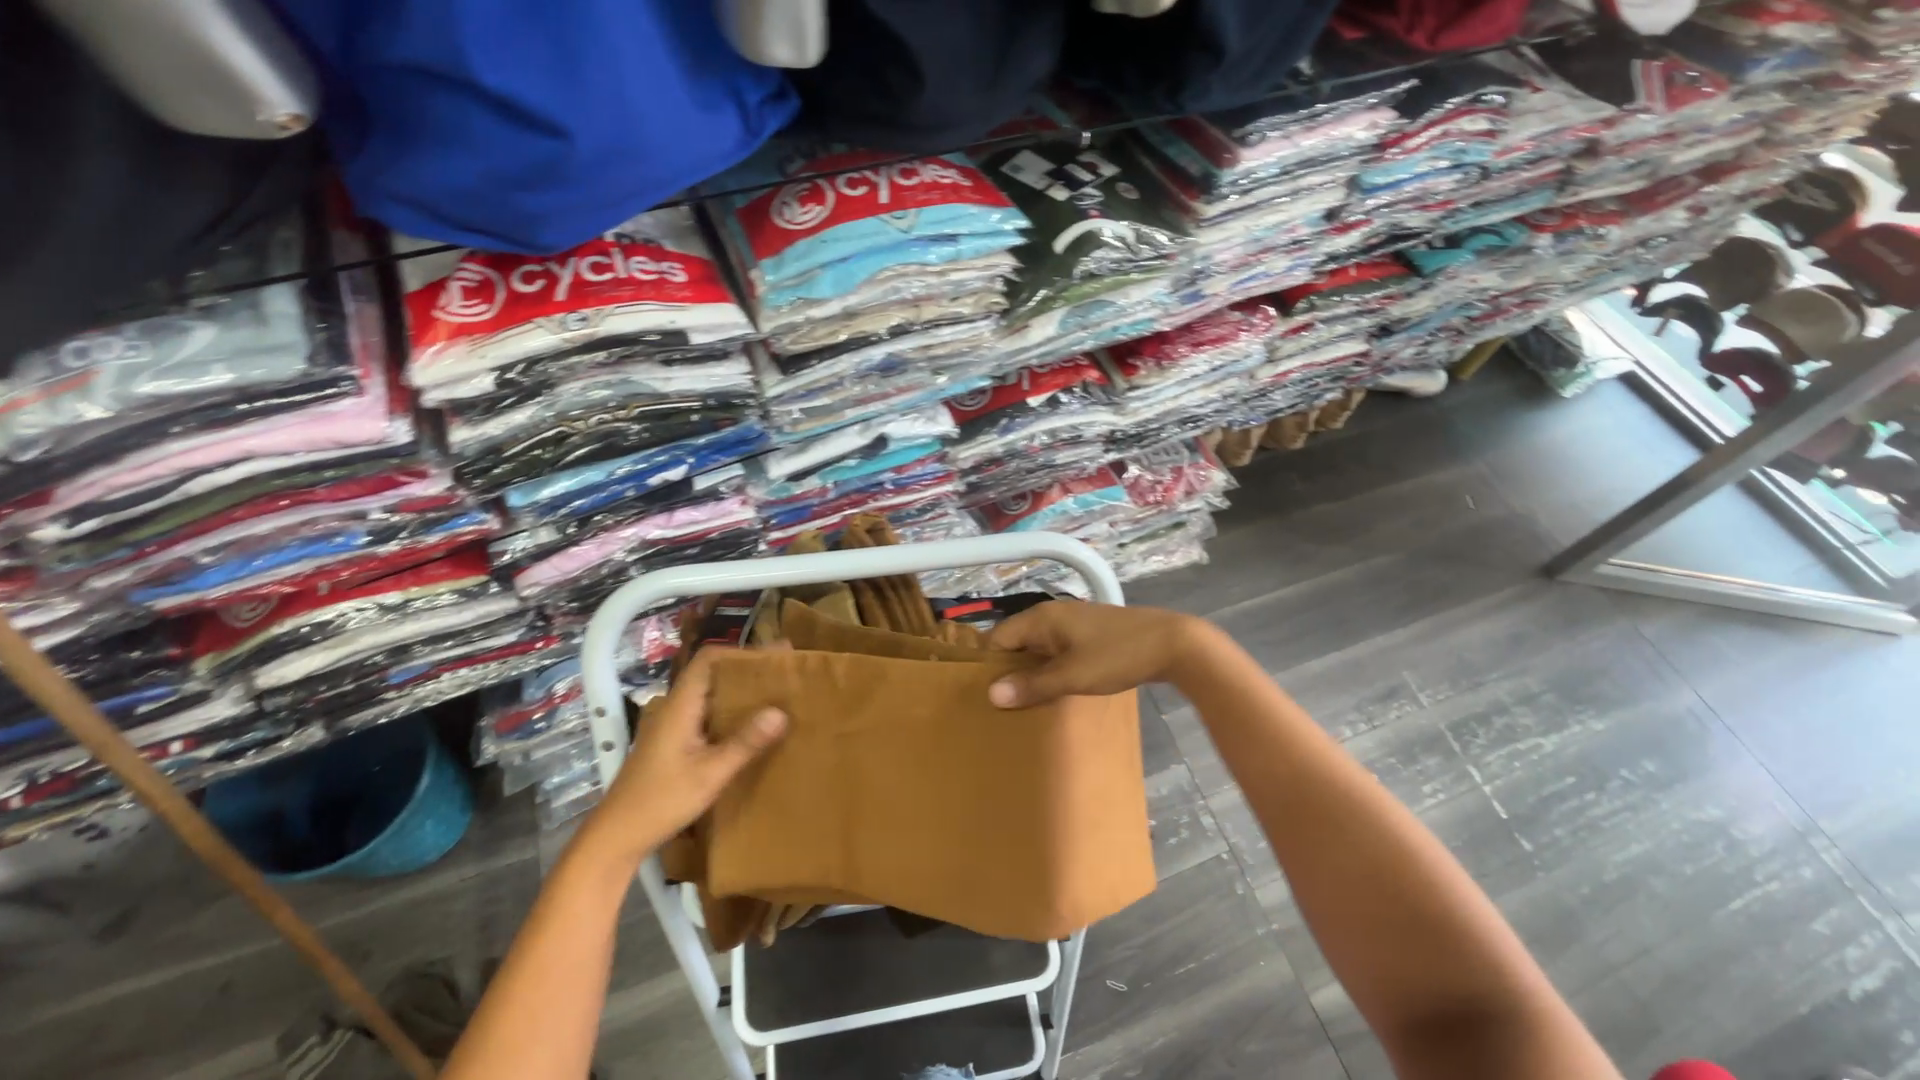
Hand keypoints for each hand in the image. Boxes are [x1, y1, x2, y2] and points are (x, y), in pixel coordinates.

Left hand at [585, 648, 786, 863]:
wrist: (618, 835)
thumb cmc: (661, 801)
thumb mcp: (710, 774)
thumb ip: (745, 743)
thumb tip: (780, 712)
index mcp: (681, 706)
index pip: (708, 659)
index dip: (741, 652)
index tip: (776, 657)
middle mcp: (676, 709)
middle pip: (713, 675)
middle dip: (748, 672)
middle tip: (785, 676)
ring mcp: (674, 727)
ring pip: (712, 698)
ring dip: (742, 695)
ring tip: (778, 698)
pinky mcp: (676, 745)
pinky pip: (709, 718)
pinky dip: (732, 716)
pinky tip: (754, 730)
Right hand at [985, 601, 1208, 707]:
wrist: (1173, 644)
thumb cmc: (1118, 656)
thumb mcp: (1073, 676)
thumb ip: (1032, 685)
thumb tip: (991, 694)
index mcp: (1042, 618)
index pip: (998, 639)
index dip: (988, 666)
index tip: (981, 696)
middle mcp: (1052, 615)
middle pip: (1017, 643)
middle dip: (1008, 672)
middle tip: (1000, 705)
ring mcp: (1073, 624)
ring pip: (1038, 649)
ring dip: (1032, 673)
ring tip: (1023, 704)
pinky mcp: (1090, 635)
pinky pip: (1058, 652)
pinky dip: (1052, 670)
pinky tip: (1055, 692)